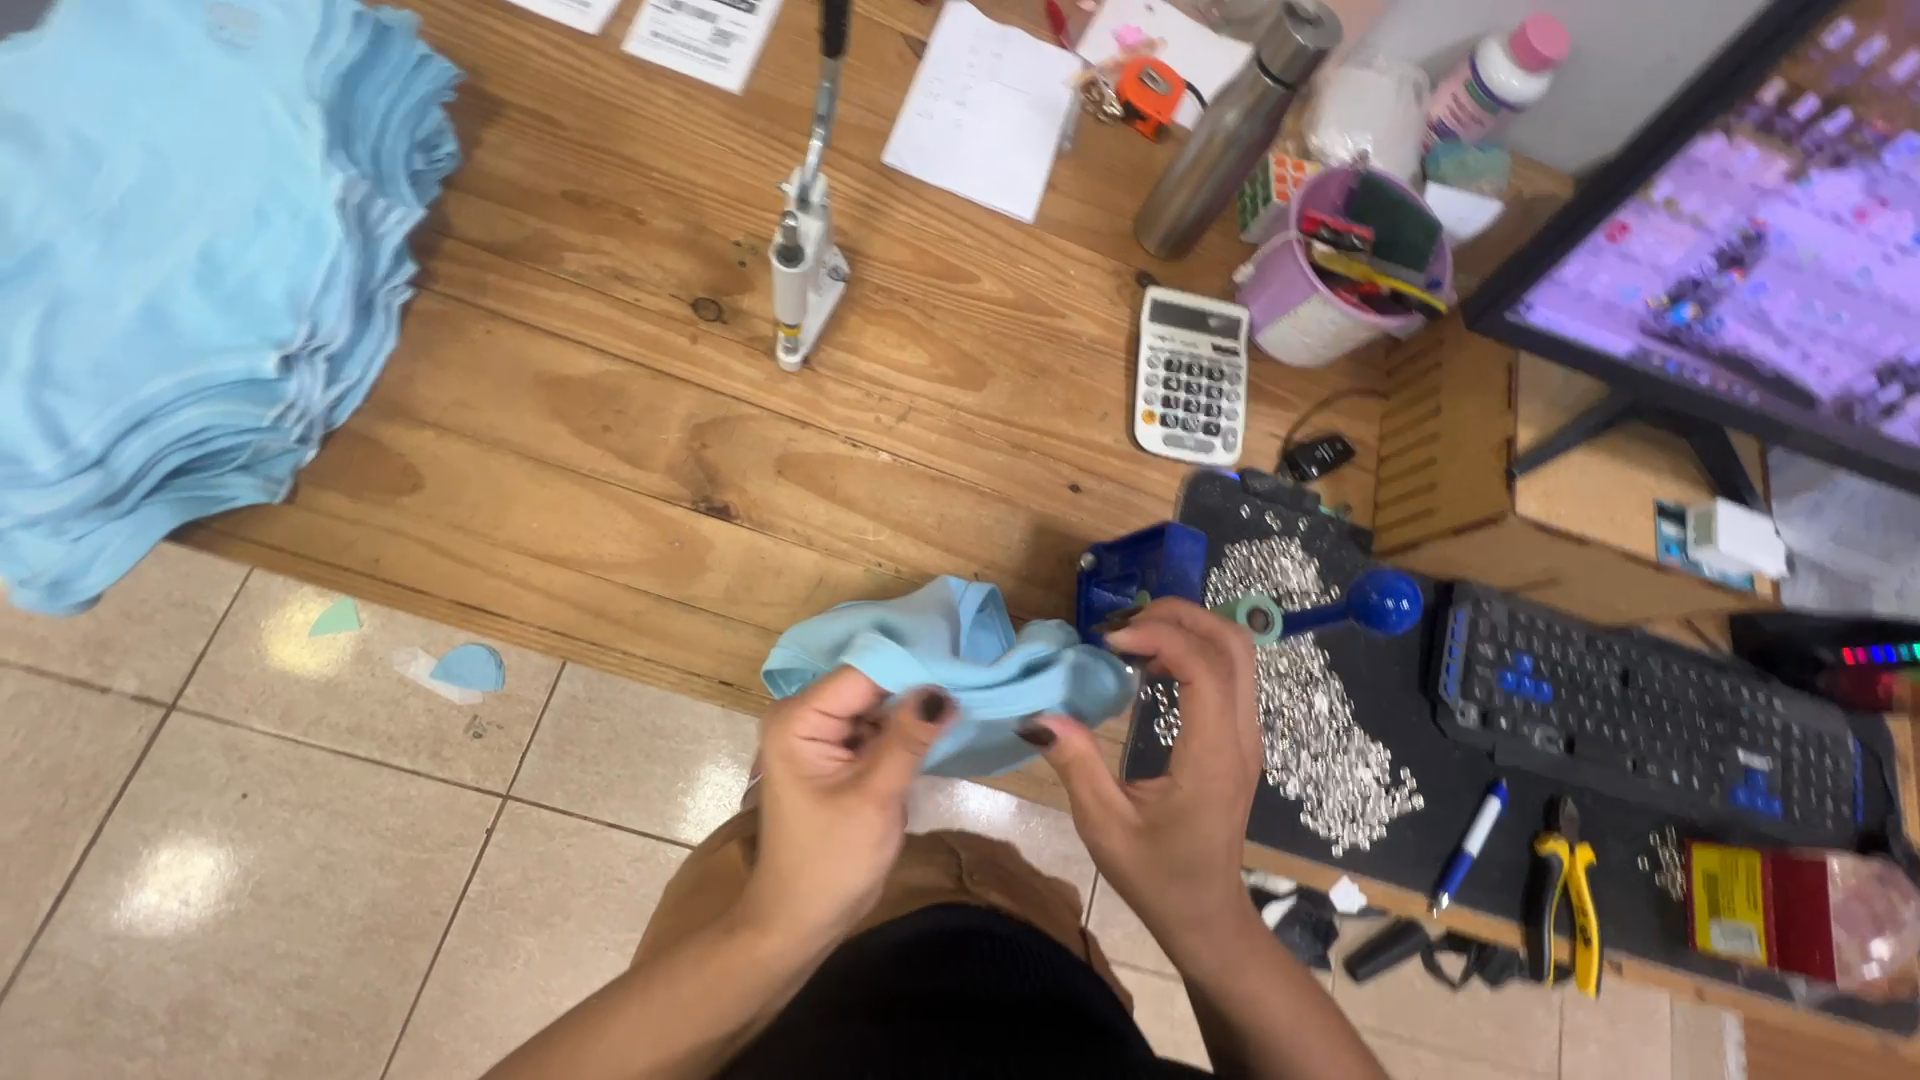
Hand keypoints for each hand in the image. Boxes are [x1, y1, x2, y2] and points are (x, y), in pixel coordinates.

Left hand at [738, 668, 952, 948]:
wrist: (800, 921)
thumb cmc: (830, 865)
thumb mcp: (875, 799)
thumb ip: (908, 739)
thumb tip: (944, 689)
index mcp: (798, 718)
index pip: (865, 672)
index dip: (914, 664)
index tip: (965, 658)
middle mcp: (804, 714)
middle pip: (872, 682)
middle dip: (919, 682)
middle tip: (975, 674)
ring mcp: (820, 732)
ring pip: (879, 702)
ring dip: (917, 704)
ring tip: (969, 690)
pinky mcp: (837, 751)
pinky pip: (877, 725)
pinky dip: (906, 727)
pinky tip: (944, 720)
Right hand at [1023, 598, 1262, 959]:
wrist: (1206, 913)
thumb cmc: (1156, 876)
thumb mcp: (1104, 826)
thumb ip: (1076, 765)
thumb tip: (1040, 714)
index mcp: (1211, 758)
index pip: (1206, 668)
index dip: (1161, 637)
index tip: (1110, 641)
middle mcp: (1240, 737)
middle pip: (1233, 644)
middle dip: (1179, 616)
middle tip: (1122, 627)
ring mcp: (1246, 735)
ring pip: (1238, 652)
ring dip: (1189, 629)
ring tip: (1134, 638)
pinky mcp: (1238, 737)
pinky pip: (1230, 672)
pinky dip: (1194, 649)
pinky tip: (1150, 665)